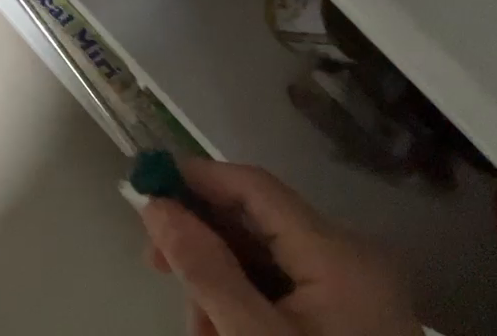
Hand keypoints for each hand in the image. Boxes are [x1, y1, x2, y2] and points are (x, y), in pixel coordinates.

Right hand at [140, 159, 420, 335]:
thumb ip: (204, 269)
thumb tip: (154, 204)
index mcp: (339, 254)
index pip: (253, 185)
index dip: (195, 176)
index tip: (143, 185)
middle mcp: (351, 259)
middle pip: (254, 222)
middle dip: (201, 242)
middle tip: (156, 264)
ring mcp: (352, 290)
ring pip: (261, 257)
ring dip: (217, 281)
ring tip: (199, 326)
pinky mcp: (348, 317)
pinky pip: (281, 287)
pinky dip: (244, 302)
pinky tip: (223, 331)